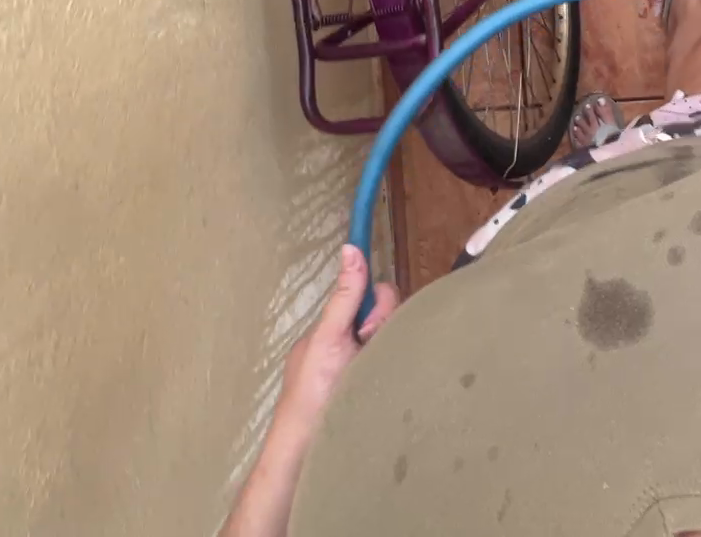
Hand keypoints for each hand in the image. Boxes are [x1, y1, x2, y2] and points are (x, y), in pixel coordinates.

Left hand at [272, 245, 399, 443]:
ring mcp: (363, 362)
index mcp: (336, 325)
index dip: (377, 300)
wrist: (305, 454)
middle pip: (386, 314)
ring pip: (393, 336)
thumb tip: (350, 247)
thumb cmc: (312, 394)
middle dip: (382, 325)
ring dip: (387, 347)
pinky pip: (394, 359)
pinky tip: (382, 380)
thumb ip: (345, 296)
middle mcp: (351, 340)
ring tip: (371, 371)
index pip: (371, 294)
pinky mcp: (375, 382)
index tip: (371, 317)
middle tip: (365, 348)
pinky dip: (392, 364)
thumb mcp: (328, 338)